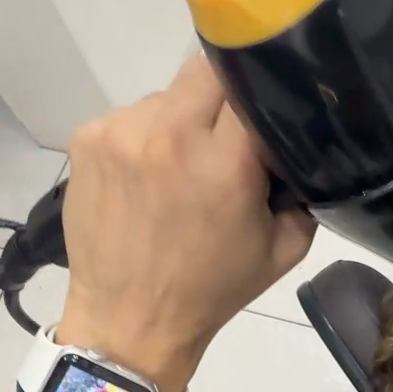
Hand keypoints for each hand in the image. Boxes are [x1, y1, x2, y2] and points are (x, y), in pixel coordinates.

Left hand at [56, 54, 315, 391]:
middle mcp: (169, 134)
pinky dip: (148, 137)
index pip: (251, 85)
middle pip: (207, 70)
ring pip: (167, 94)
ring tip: (184, 167)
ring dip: (183, 119)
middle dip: (226, 95)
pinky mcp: (88, 138)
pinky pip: (132, 116)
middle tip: (231, 135)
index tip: (268, 119)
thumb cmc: (214, 290)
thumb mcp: (283, 249)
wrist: (131, 320)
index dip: (264, 97)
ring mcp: (121, 131)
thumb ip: (304, 193)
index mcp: (225, 163)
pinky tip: (150, 176)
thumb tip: (301, 151)